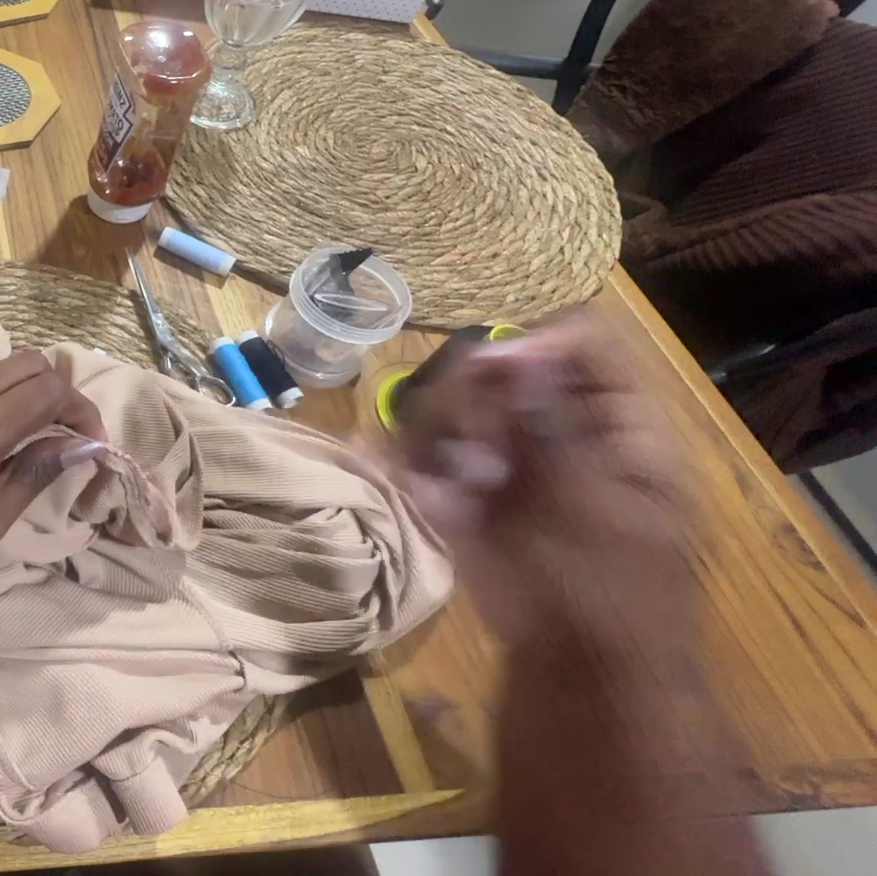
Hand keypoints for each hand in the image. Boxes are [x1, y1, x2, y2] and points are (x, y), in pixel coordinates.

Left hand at [0, 351, 107, 592]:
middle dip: (61, 392)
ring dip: (29, 383)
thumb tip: (79, 442)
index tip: (91, 439)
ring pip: (3, 358)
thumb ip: (36, 473)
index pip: (49, 392)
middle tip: (67, 430)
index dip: (81, 409)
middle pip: (31, 363)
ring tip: (34, 423)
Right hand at [389, 321, 693, 649]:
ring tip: (454, 483)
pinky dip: (399, 460)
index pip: (581, 348)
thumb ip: (550, 422)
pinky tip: (401, 477)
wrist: (573, 665)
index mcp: (612, 427)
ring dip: (437, 438)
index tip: (491, 371)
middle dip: (473, 406)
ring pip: (446, 408)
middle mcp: (549, 430)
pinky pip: (413, 453)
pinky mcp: (454, 488)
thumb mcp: (593, 502)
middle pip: (494, 372)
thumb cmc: (609, 589)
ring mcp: (498, 459)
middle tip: (479, 456)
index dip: (535, 346)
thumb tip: (512, 350)